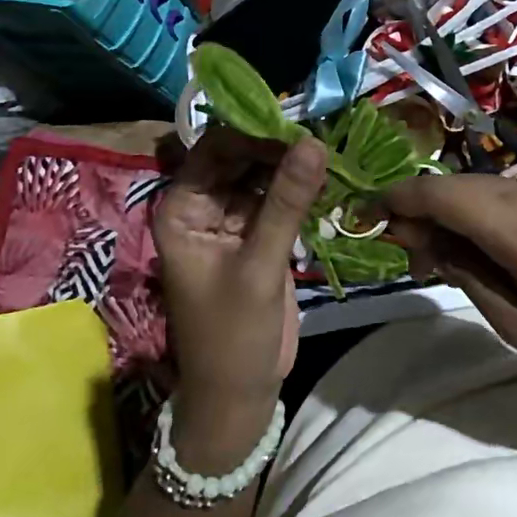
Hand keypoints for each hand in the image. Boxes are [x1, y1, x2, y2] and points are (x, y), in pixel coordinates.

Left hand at [153, 127, 325, 447]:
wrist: (241, 393)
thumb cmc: (234, 335)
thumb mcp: (259, 266)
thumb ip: (286, 203)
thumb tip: (313, 142)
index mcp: (183, 208)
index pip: (216, 149)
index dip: (254, 132)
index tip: (300, 124)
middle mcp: (203, 206)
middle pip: (241, 157)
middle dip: (278, 145)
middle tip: (324, 133)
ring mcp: (233, 219)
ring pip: (263, 175)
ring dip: (293, 164)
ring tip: (333, 149)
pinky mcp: (258, 234)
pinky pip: (279, 198)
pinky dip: (302, 189)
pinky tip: (330, 177)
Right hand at [385, 174, 516, 403]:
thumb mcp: (515, 323)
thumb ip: (461, 269)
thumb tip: (416, 238)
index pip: (440, 194)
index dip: (397, 200)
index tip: (365, 218)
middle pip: (455, 184)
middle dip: (419, 209)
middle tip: (402, 253)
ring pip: (475, 186)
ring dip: (446, 211)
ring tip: (434, 260)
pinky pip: (500, 194)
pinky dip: (473, 213)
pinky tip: (469, 249)